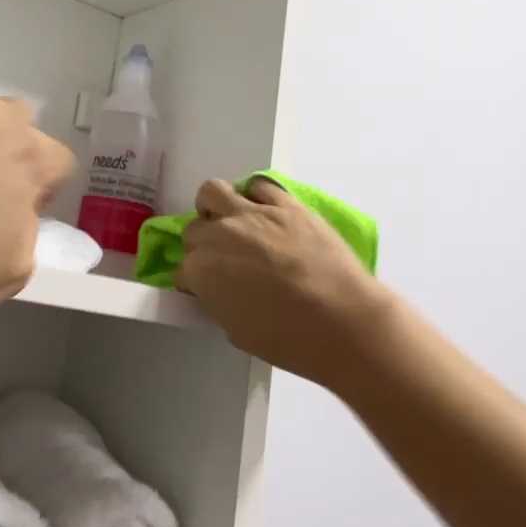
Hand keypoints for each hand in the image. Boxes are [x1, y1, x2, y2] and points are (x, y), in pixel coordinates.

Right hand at [176, 178, 389, 388]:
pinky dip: (254, 197)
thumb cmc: (288, 339)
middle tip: (222, 259)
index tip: (206, 288)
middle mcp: (219, 235)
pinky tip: (264, 212)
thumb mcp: (236, 330)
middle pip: (194, 230)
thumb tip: (216, 288)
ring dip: (214, 207)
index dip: (194, 280)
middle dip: (202, 246)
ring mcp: (252, 214)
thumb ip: (217, 301)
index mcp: (202, 271)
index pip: (182, 270)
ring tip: (229, 220)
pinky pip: (258, 186)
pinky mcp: (284, 204)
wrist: (343, 322)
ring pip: (212, 192)